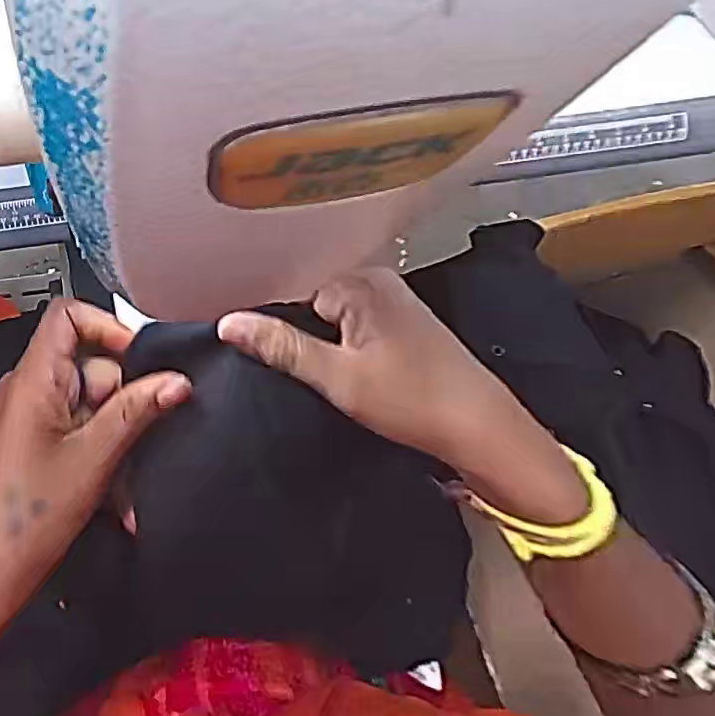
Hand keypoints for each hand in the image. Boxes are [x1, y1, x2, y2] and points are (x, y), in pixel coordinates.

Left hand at [0, 299, 190, 643]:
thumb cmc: (19, 521)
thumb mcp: (94, 458)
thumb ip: (137, 411)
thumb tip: (173, 382)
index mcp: (33, 378)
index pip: (69, 315)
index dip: (110, 327)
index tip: (144, 360)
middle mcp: (30, 389)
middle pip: (93, 363)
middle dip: (123, 399)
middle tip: (135, 434)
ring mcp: (34, 416)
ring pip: (93, 402)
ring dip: (117, 435)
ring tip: (122, 478)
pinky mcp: (39, 442)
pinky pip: (82, 429)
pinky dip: (104, 452)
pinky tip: (114, 491)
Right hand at [217, 268, 586, 523]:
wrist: (486, 433)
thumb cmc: (415, 401)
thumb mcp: (337, 378)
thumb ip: (281, 346)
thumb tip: (228, 323)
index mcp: (361, 282)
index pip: (293, 296)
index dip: (285, 333)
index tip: (293, 363)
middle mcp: (379, 281)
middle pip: (312, 306)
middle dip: (306, 339)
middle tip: (319, 376)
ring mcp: (395, 302)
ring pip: (333, 320)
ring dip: (327, 348)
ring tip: (343, 379)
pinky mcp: (404, 324)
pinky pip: (355, 329)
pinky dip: (348, 351)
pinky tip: (358, 377)